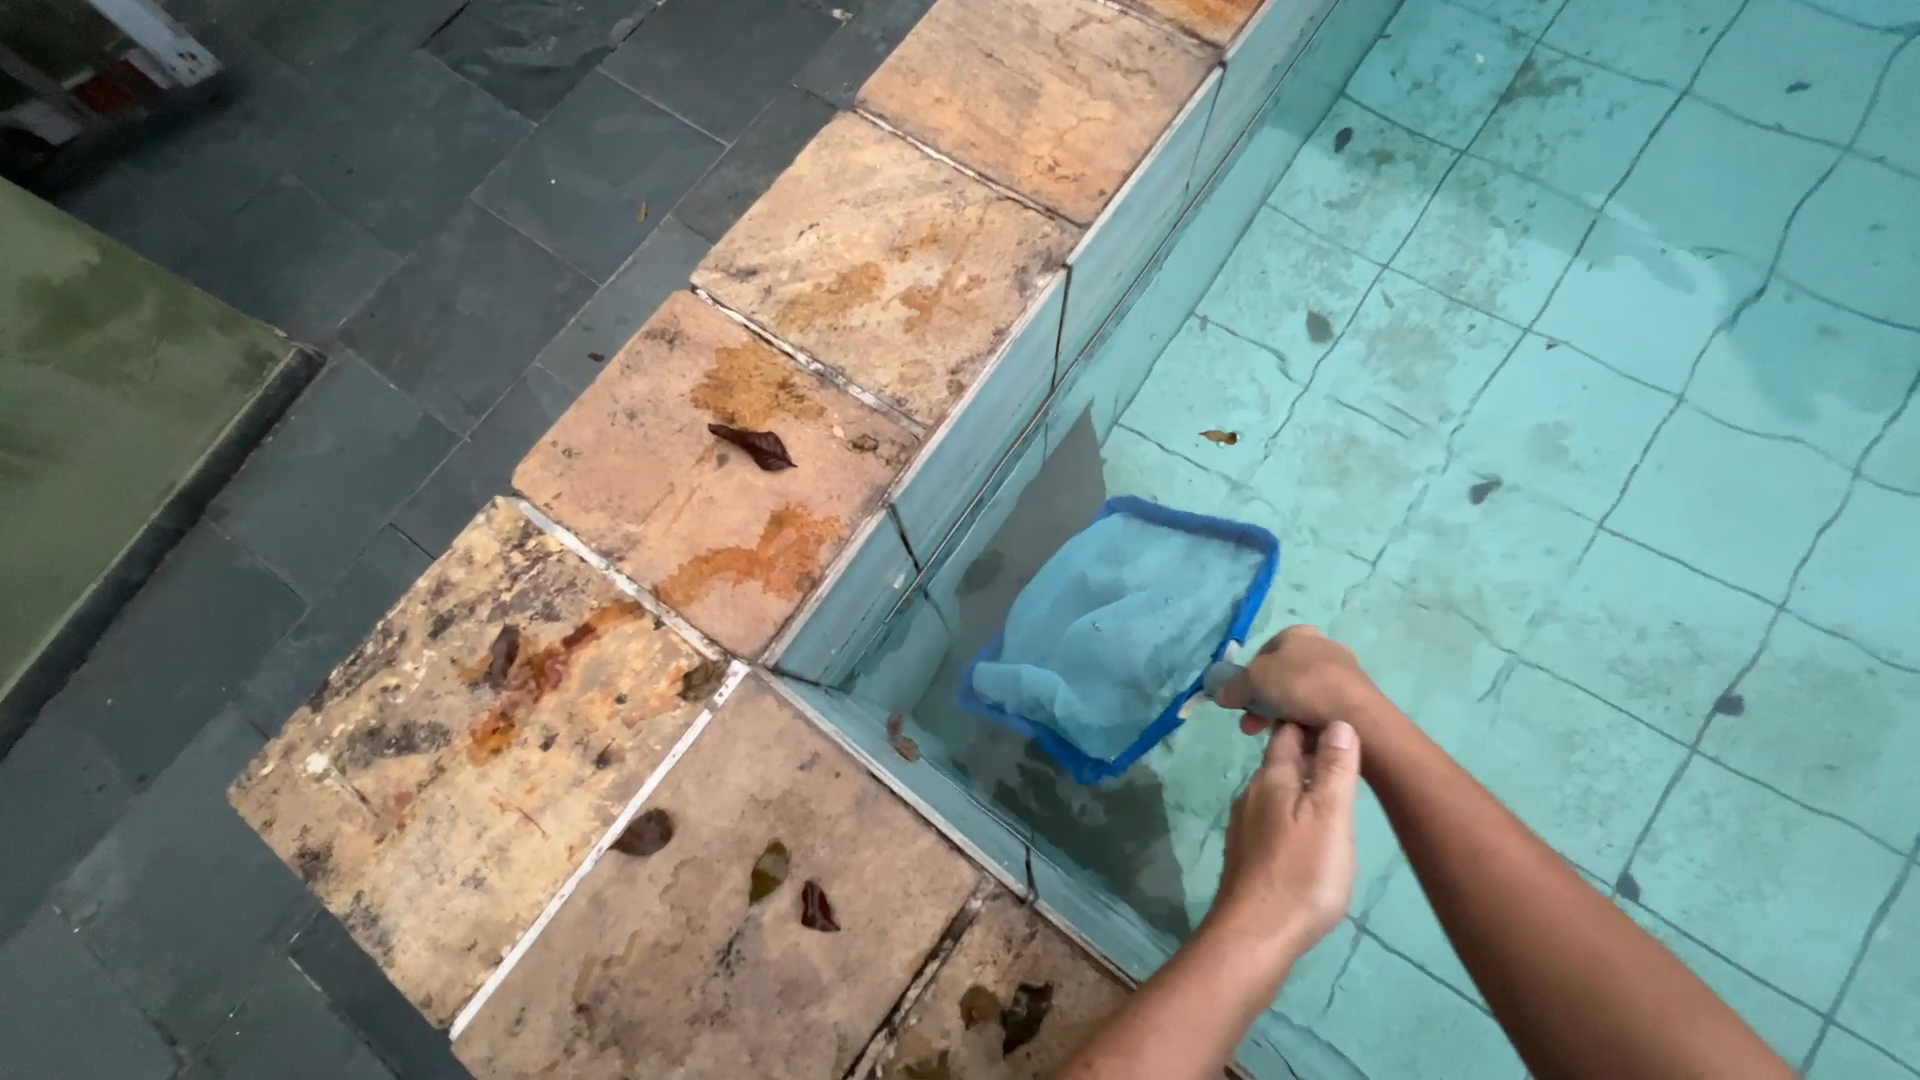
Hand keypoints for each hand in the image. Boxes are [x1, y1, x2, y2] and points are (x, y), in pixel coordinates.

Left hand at [1204, 720, 1360, 957]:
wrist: (1256, 931)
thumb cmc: (1302, 873)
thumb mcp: (1330, 817)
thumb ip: (1334, 769)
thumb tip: (1338, 722)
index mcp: (1272, 778)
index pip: (1287, 734)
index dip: (1310, 722)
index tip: (1337, 715)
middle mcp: (1252, 792)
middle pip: (1281, 760)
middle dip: (1308, 750)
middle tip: (1345, 750)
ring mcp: (1246, 822)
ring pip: (1277, 788)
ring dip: (1301, 780)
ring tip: (1333, 785)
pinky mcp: (1249, 849)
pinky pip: (1273, 813)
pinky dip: (1293, 807)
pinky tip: (1310, 824)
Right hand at [1218, 625, 1385, 735]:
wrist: (1356, 717)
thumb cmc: (1300, 687)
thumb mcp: (1253, 681)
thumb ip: (1233, 686)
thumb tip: (1221, 694)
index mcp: (1298, 633)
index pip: (1263, 651)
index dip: (1248, 675)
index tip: (1243, 699)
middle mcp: (1322, 646)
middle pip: (1281, 676)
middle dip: (1262, 702)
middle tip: (1252, 725)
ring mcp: (1342, 672)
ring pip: (1299, 695)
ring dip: (1281, 715)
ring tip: (1274, 737)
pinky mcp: (1356, 697)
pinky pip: (1320, 708)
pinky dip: (1307, 721)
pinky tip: (1302, 738)